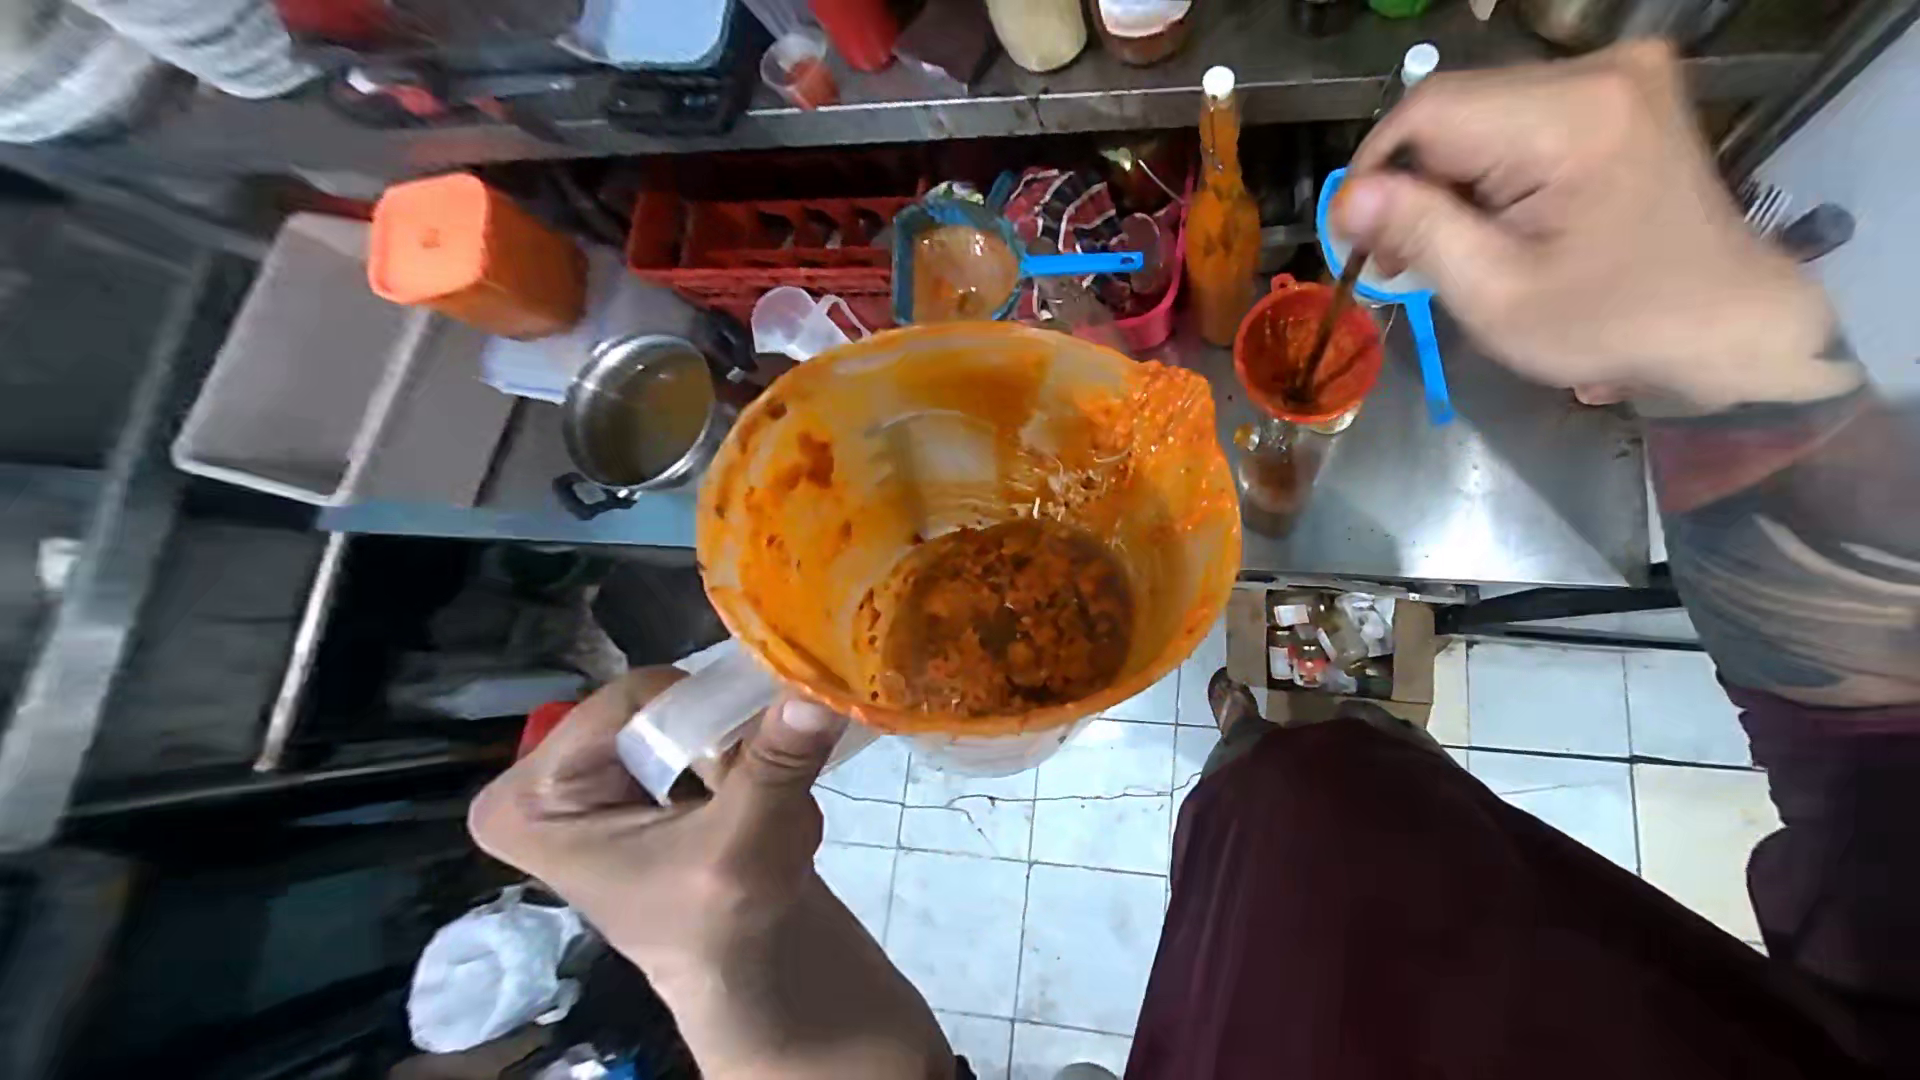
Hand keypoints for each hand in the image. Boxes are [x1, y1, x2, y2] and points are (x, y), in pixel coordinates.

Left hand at [469, 669, 950, 1078]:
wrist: (748, 956)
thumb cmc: (726, 920)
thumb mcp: (749, 843)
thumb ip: (776, 763)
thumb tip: (815, 692)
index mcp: (528, 801)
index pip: (624, 702)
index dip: (696, 716)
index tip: (741, 758)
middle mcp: (545, 775)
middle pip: (650, 698)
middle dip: (712, 725)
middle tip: (753, 768)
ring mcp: (588, 770)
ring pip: (676, 701)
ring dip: (728, 730)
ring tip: (752, 779)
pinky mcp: (632, 769)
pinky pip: (687, 716)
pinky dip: (728, 735)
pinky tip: (746, 775)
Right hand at [1331, 41, 1859, 410]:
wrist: (1712, 322)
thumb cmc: (1599, 322)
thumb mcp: (1489, 291)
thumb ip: (1418, 230)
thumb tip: (1345, 198)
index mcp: (1571, 117)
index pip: (1426, 111)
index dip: (1370, 172)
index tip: (1355, 239)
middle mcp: (1599, 71)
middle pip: (1446, 109)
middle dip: (1401, 183)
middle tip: (1395, 257)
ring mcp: (1612, 77)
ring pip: (1467, 116)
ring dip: (1431, 184)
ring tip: (1431, 248)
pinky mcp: (1610, 97)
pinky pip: (1501, 122)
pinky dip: (1467, 175)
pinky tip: (1471, 222)